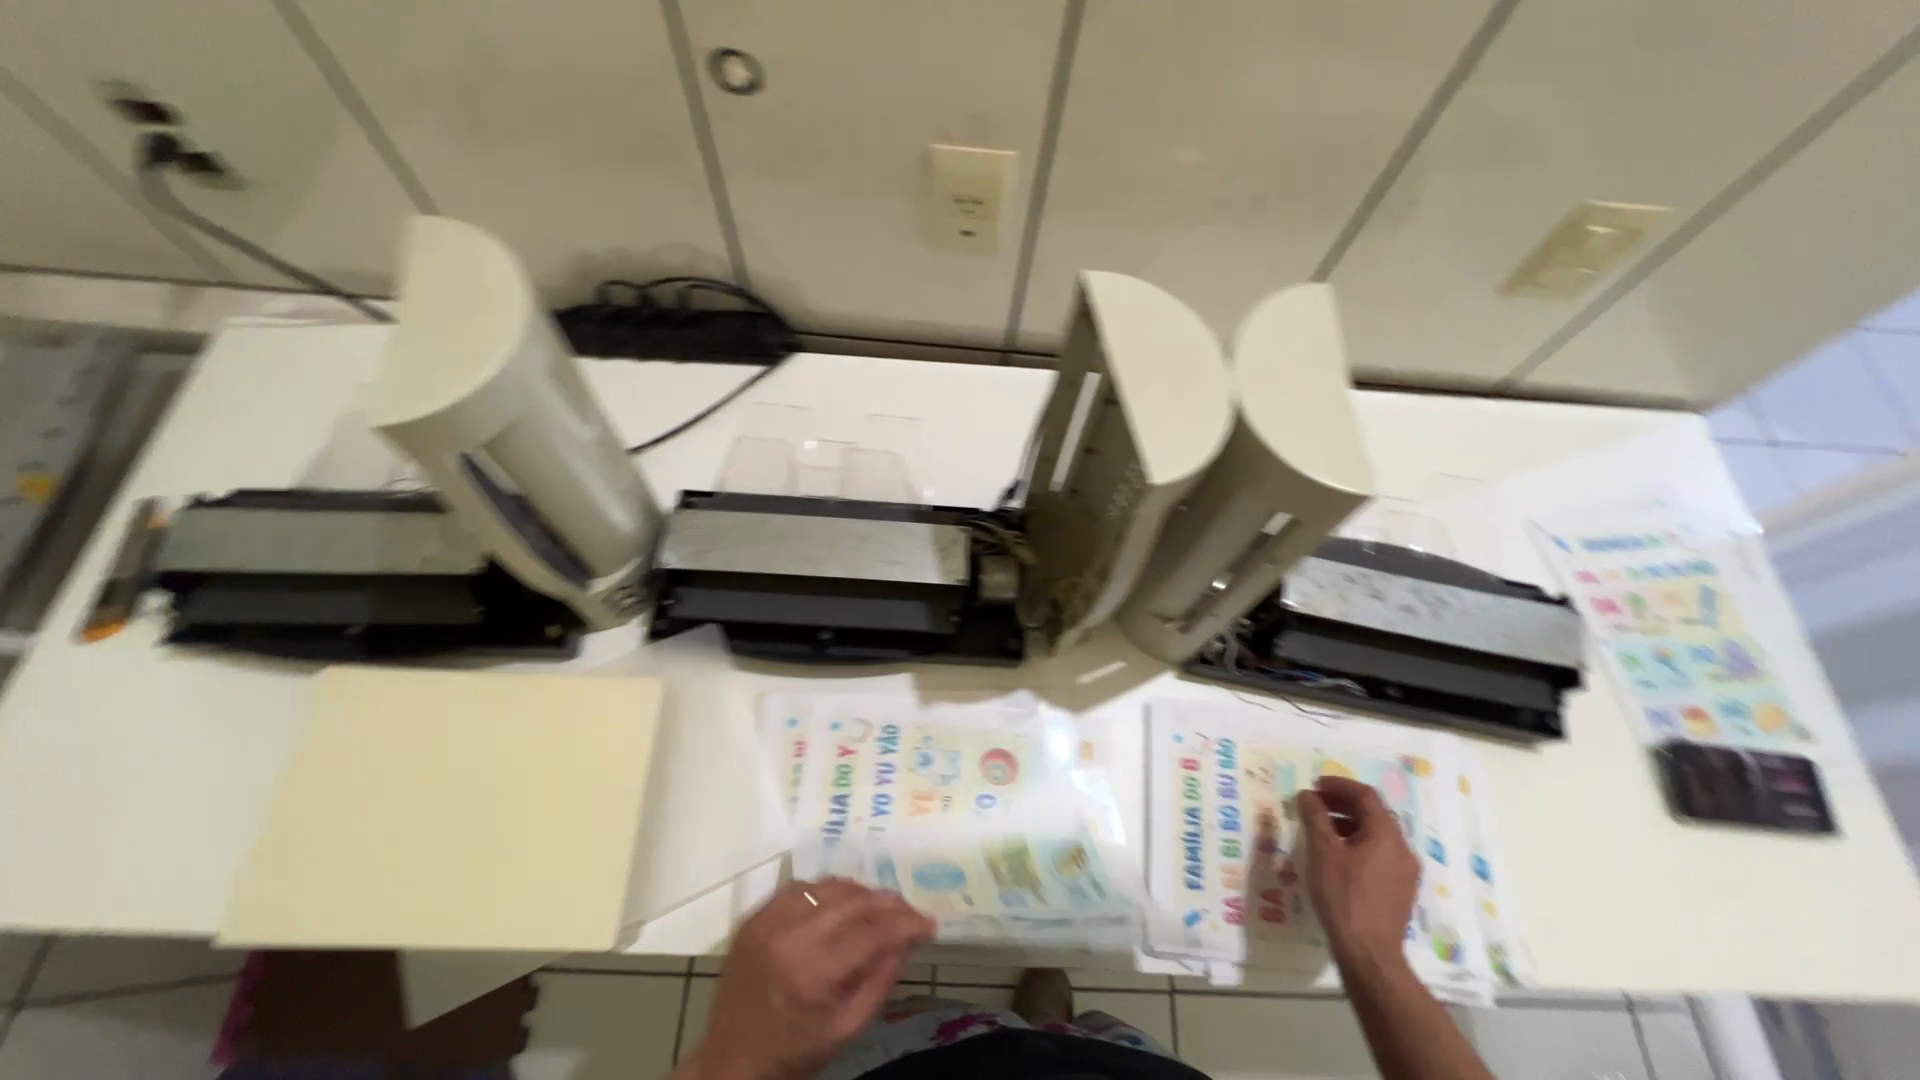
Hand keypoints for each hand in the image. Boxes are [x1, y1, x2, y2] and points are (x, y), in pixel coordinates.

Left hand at [680, 879, 935, 1079]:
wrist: (732, 1061)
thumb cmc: (795, 1052)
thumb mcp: (847, 1028)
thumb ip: (880, 980)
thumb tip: (907, 940)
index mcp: (815, 971)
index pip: (873, 932)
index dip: (907, 924)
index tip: (929, 924)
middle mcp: (791, 936)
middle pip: (853, 901)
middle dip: (888, 903)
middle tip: (908, 912)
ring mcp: (768, 922)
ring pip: (826, 887)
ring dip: (858, 893)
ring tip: (876, 907)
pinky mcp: (753, 919)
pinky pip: (798, 889)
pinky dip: (824, 892)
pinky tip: (838, 904)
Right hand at [1296, 776, 1419, 976]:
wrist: (1369, 952)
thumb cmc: (1343, 895)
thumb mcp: (1322, 851)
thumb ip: (1315, 816)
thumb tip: (1308, 795)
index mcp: (1387, 834)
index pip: (1366, 796)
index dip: (1339, 786)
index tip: (1315, 785)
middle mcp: (1402, 849)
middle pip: (1374, 814)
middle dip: (1344, 804)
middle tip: (1316, 804)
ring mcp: (1405, 872)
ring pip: (1377, 836)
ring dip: (1350, 825)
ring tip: (1322, 830)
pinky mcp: (1401, 891)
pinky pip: (1380, 855)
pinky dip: (1359, 845)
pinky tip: (1338, 858)